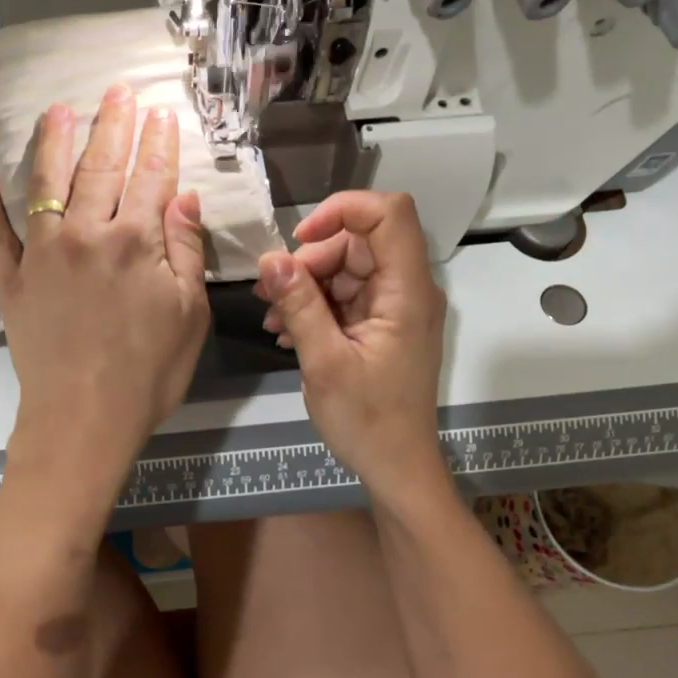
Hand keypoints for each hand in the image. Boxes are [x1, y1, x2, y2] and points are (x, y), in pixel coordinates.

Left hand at [0, 84, 210, 468]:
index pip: (149, 178)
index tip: (161, 113)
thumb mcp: (189, 316)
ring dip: (53, 145)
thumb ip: (185, 252)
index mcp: (135, 241)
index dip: (157, 143)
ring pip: (47, 186)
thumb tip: (182, 198)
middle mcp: (86, 234)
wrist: (83, 418)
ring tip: (57, 111)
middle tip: (116, 92)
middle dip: (111, 125)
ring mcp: (42, 256)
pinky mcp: (12, 282)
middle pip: (100, 168)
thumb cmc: (148, 373)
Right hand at [255, 191, 447, 496]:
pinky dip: (316, 306)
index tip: (298, 240)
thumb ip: (300, 305)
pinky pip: (347, 297)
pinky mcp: (382, 326)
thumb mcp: (324, 363)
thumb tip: (270, 259)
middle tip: (273, 295)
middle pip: (360, 241)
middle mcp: (408, 290)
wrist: (395, 466)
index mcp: (406, 292)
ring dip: (306, 285)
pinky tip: (287, 332)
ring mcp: (396, 309)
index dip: (342, 210)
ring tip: (274, 319)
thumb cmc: (366, 420)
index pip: (388, 214)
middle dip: (311, 259)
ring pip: (348, 268)